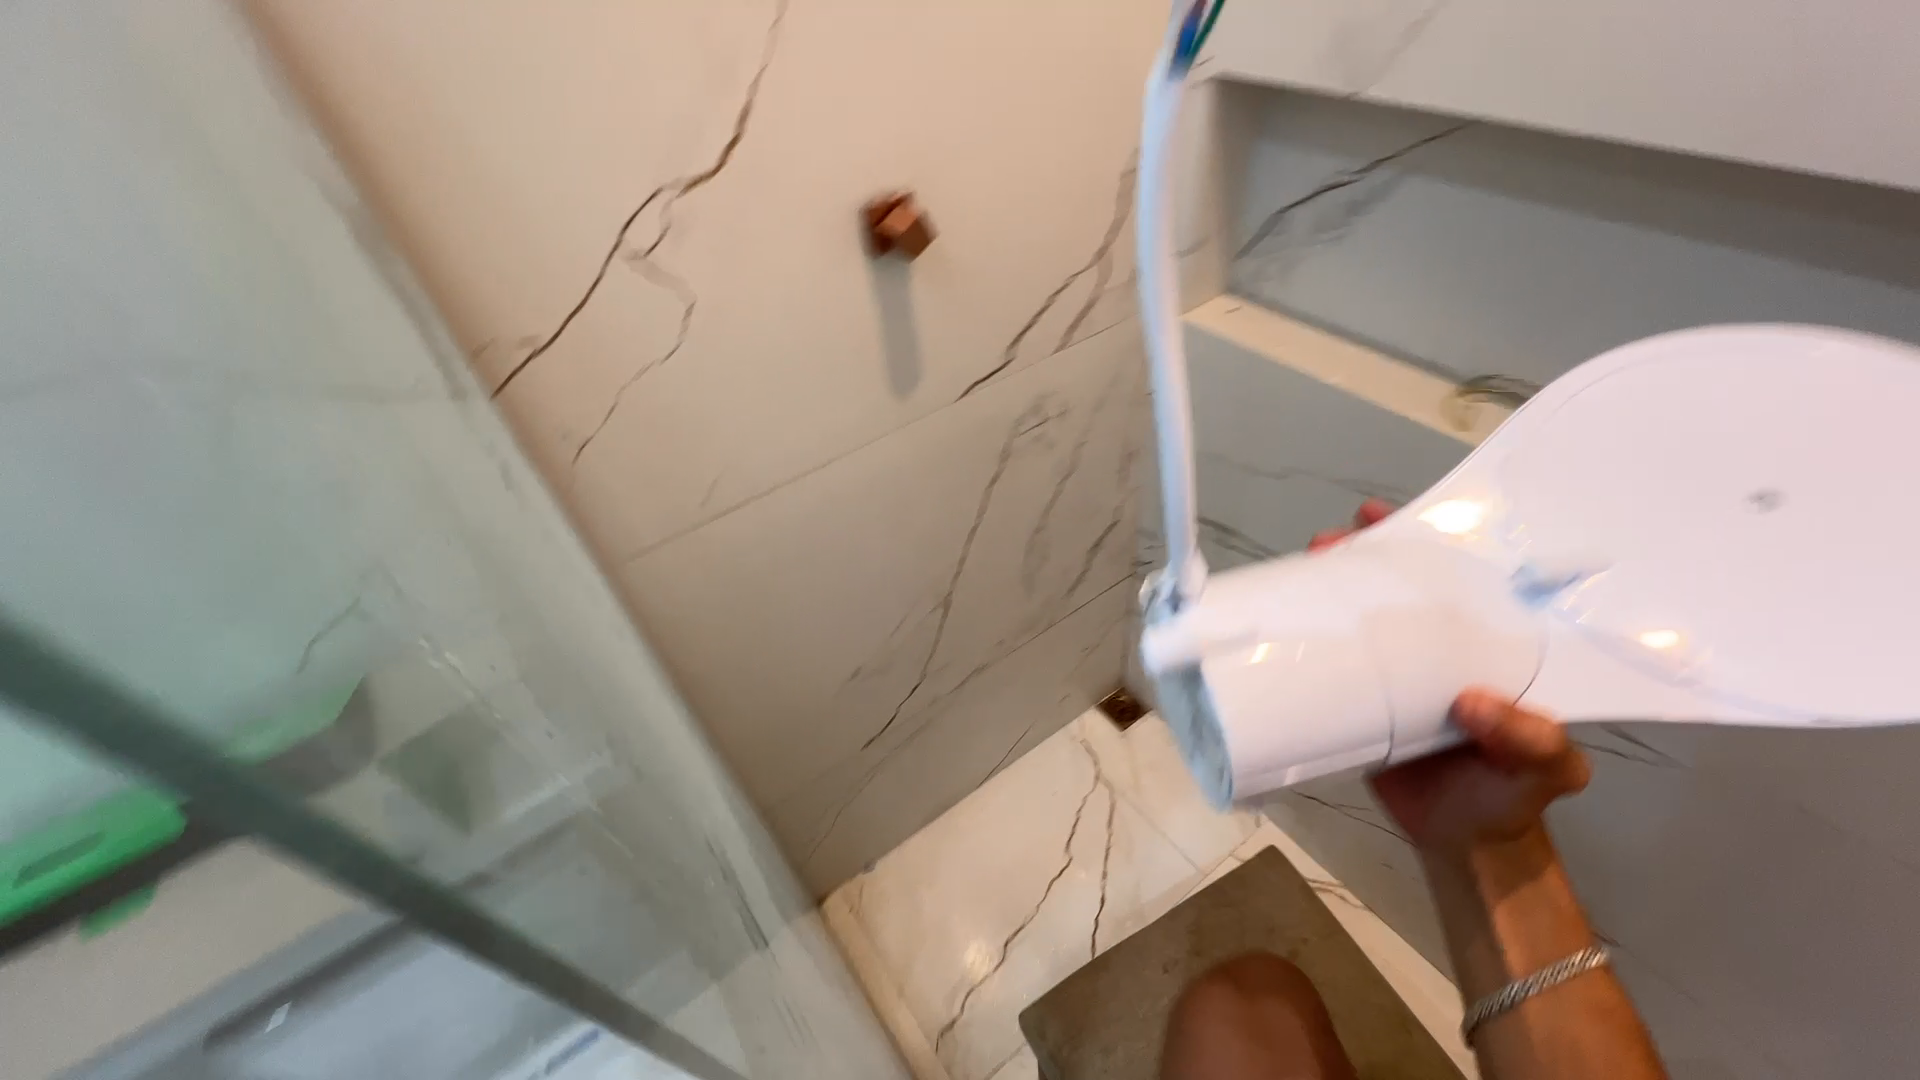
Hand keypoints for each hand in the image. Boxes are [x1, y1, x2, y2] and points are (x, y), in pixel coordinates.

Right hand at [1309, 501, 1590, 849]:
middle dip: (1367, 553)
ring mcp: (1396, 672)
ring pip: (1363, 615)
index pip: (1461, 580)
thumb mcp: (1547, 768)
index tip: (1397, 517)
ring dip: (1332, 584)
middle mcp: (1440, 648)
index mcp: (1488, 648)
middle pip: (1402, 588)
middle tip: (1335, 540)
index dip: (1433, 543)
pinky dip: (1311, 635)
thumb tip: (1472, 701)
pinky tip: (1286, 620)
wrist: (1460, 842)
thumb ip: (1530, 739)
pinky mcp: (1360, 698)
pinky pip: (1335, 657)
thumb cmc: (1510, 796)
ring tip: (1307, 563)